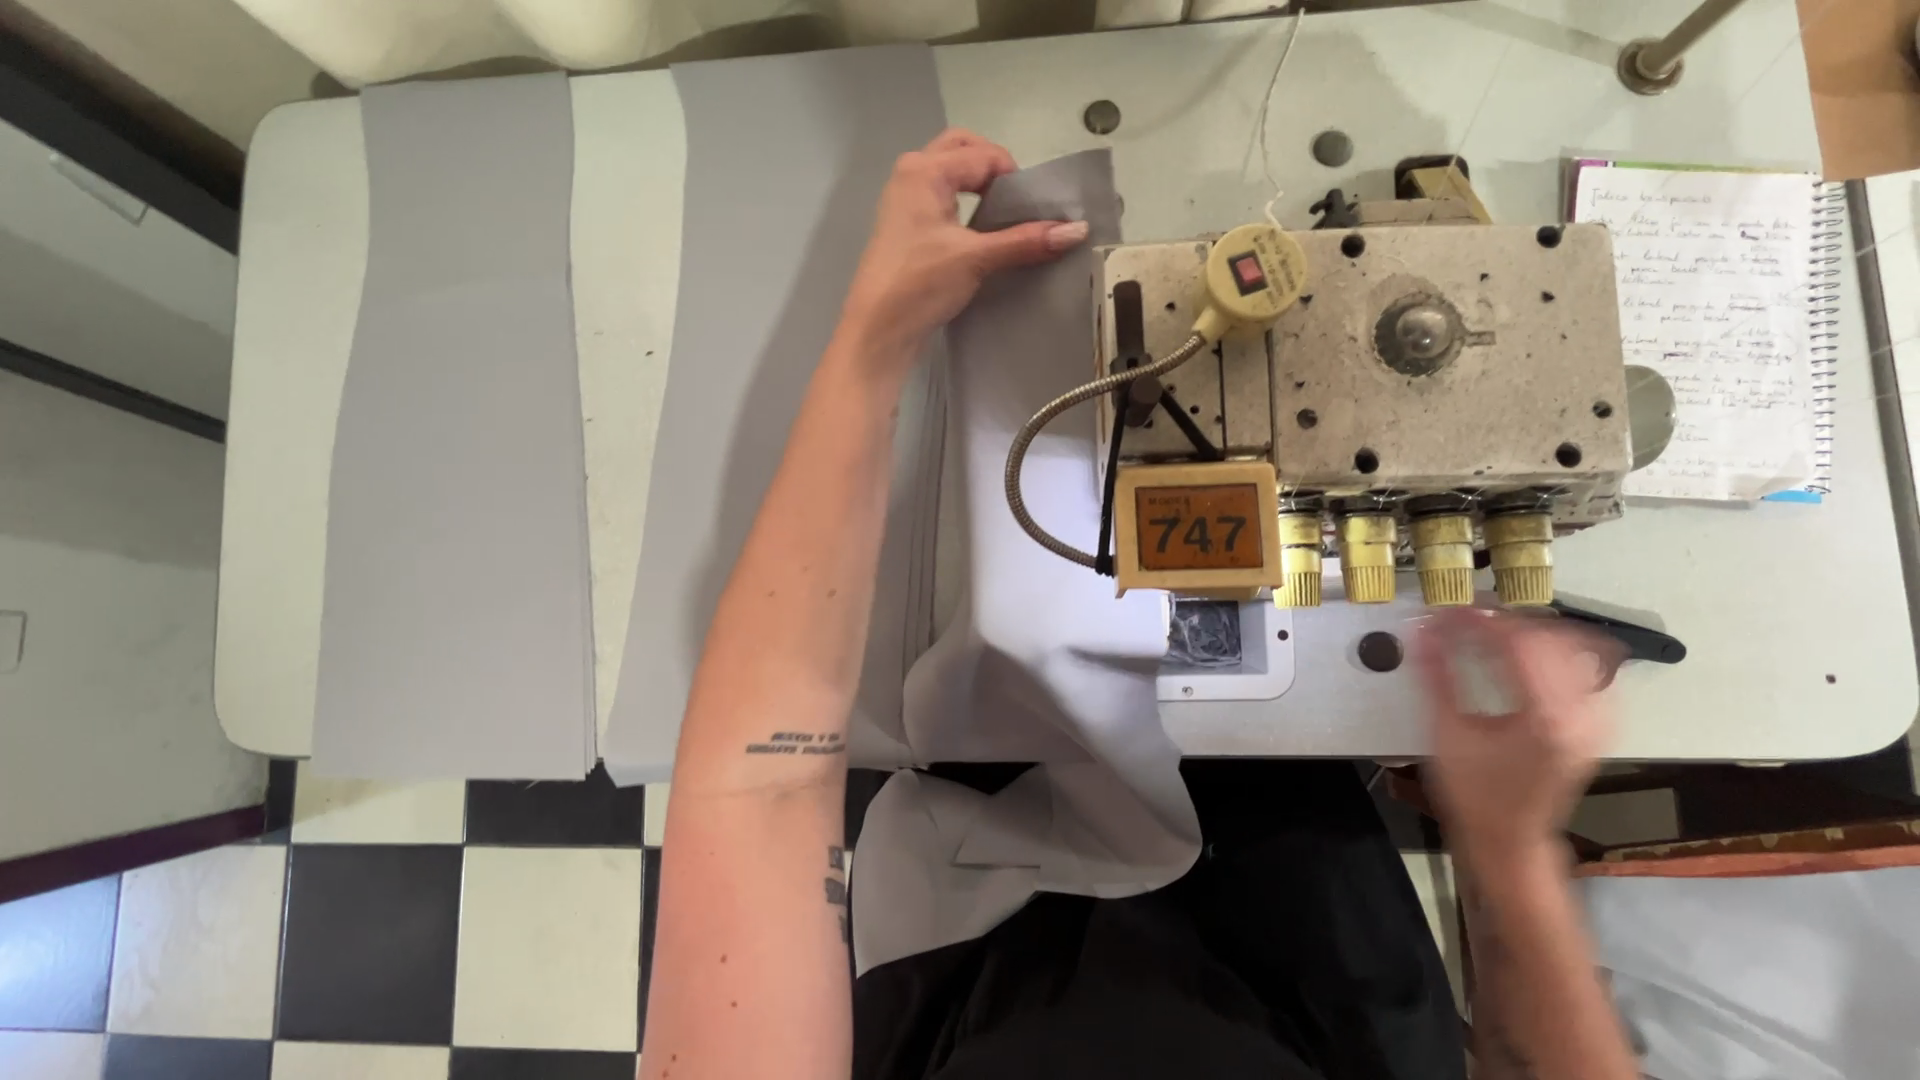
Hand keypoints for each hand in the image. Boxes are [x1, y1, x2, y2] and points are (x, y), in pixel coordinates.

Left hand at [840, 129, 1088, 361]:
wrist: (878, 331)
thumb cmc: (920, 285)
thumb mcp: (976, 258)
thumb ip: (1026, 241)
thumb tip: (1078, 230)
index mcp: (924, 170)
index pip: (984, 155)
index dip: (1015, 178)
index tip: (1035, 210)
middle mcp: (910, 175)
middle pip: (962, 150)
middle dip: (994, 169)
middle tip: (1017, 202)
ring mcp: (904, 202)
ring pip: (950, 175)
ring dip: (979, 187)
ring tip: (1004, 220)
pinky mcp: (906, 230)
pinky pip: (942, 201)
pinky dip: (965, 207)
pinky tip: (982, 237)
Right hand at [1414, 610, 1620, 872]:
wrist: (1510, 838)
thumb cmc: (1474, 793)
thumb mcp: (1447, 733)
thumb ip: (1437, 676)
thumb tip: (1423, 631)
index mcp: (1545, 718)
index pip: (1520, 644)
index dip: (1482, 620)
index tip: (1450, 610)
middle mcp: (1583, 715)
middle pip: (1553, 640)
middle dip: (1507, 621)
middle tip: (1469, 616)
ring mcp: (1597, 720)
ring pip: (1576, 649)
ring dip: (1533, 632)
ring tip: (1494, 630)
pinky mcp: (1598, 723)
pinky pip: (1588, 670)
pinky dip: (1556, 652)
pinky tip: (1529, 655)